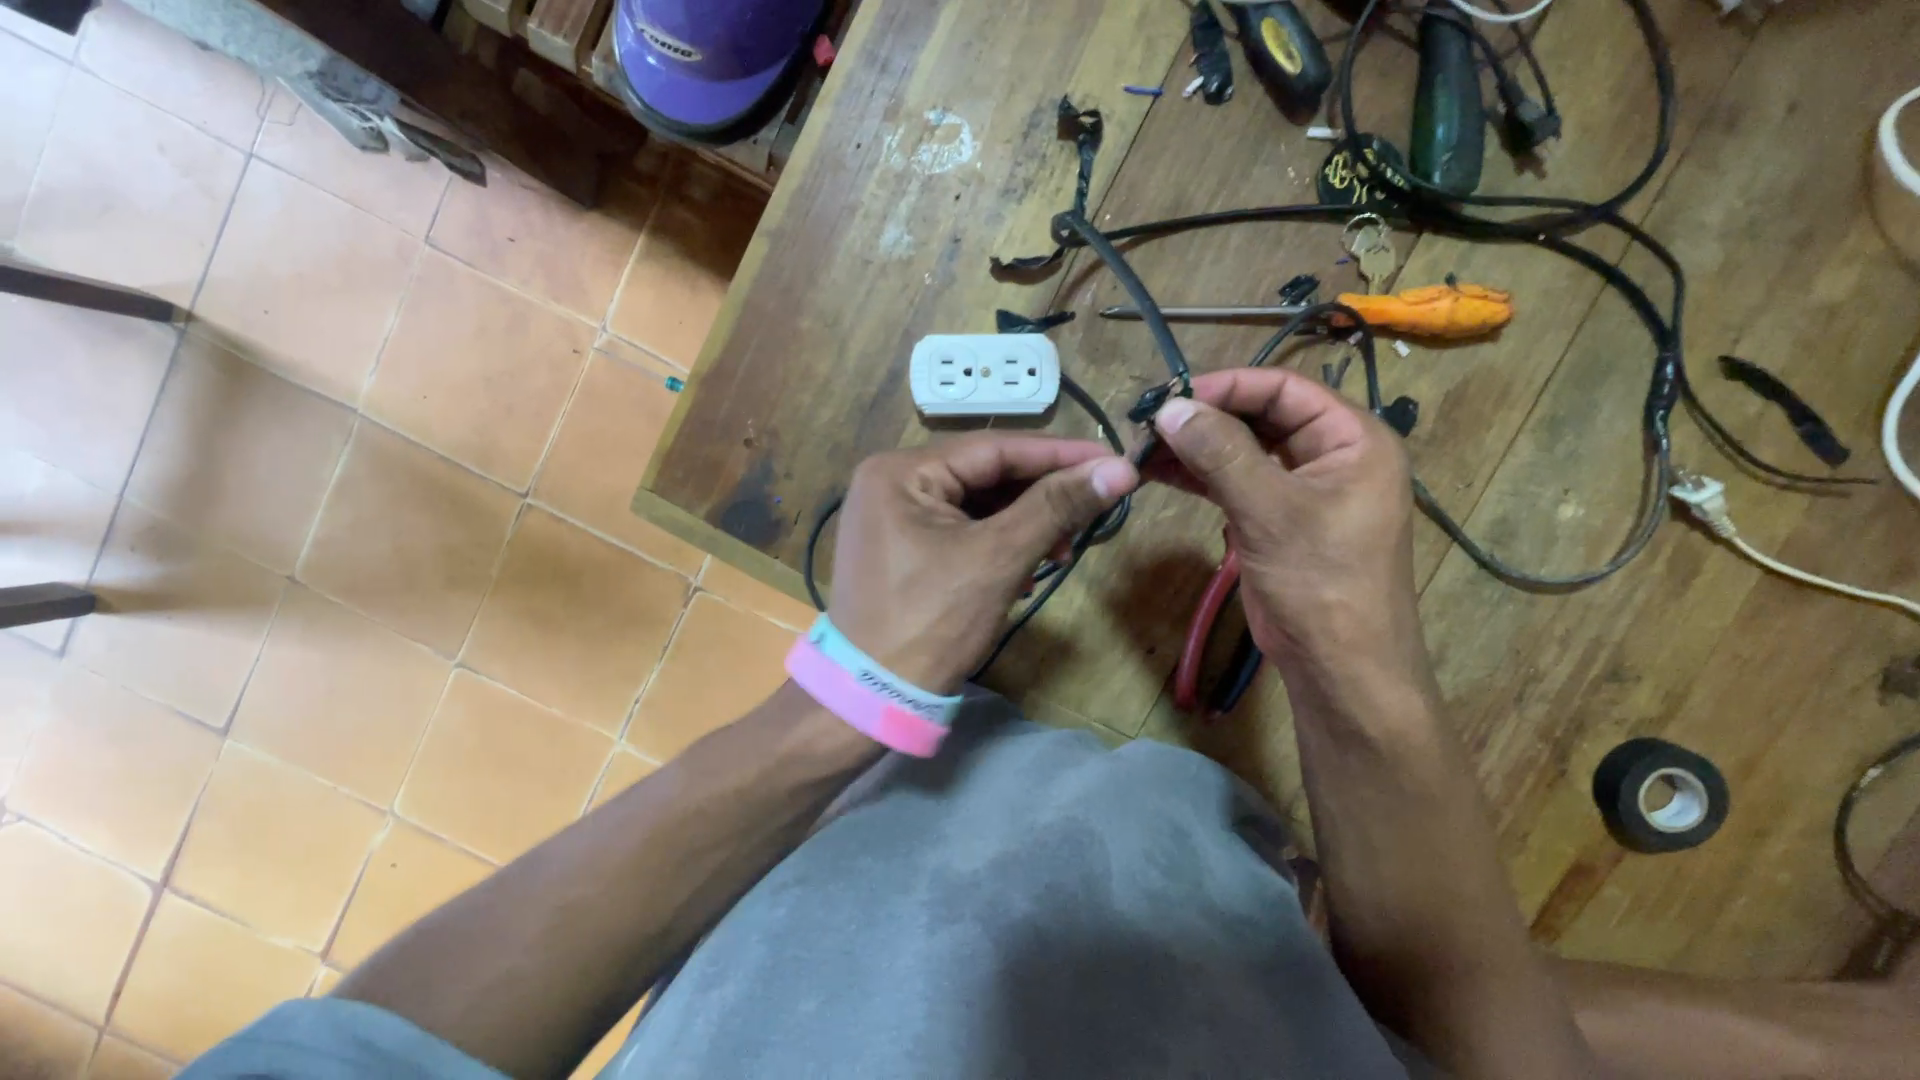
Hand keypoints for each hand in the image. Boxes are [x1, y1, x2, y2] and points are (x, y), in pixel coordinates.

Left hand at [828, 433, 1138, 694]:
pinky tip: (1029, 570)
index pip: (995, 448)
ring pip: (977, 506)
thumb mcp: (998, 559)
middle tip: (1093, 512)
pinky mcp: (901, 550)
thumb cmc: (931, 623)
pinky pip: (961, 532)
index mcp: (901, 471)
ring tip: (1064, 550)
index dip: (1060, 454)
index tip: (1114, 461)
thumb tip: (1119, 469)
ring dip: (1025, 525)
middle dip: (1042, 497)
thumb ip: (1056, 508)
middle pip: (985, 475)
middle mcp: (891, 483)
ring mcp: (892, 518)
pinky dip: (999, 545)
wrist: (871, 699)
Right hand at [1148, 368, 1426, 687]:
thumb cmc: (1321, 581)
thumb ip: (1221, 454)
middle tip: (1148, 424)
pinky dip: (1199, 477)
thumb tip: (1170, 409)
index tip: (1172, 396)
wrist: (1339, 665)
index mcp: (1353, 439)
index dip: (1228, 386)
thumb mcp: (1271, 511)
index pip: (1285, 390)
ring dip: (1195, 448)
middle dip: (1205, 419)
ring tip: (1142, 448)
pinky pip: (1234, 484)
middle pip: (1260, 417)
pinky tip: (1159, 473)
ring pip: (1242, 451)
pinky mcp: (1275, 520)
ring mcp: (1301, 490)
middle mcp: (1330, 455)